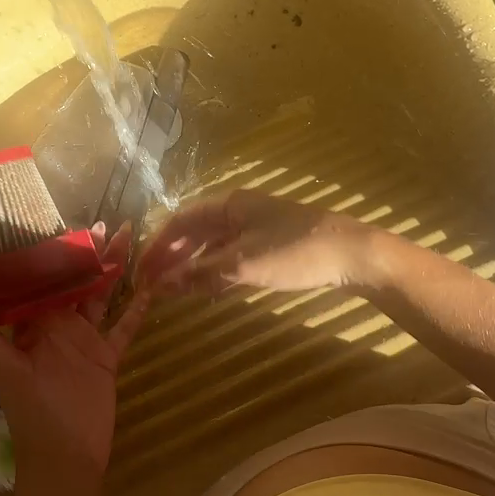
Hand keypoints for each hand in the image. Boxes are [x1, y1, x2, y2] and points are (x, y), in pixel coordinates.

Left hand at [0, 223, 147, 486]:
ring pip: (100, 295)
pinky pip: (124, 326)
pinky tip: (151, 284)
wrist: (66, 458)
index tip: (60, 226)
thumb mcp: (1, 369)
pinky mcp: (108, 357)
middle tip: (102, 224)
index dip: (47, 254)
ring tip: (127, 238)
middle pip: (72, 282)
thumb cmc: (32, 413)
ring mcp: (84, 340)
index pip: (37, 280)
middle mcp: (57, 326)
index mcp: (29, 326)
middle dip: (85, 254)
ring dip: (112, 269)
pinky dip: (137, 306)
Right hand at [137, 189, 378, 294]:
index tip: (141, 273)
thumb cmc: (296, 252)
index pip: (180, 221)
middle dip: (172, 257)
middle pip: (195, 231)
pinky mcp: (273, 245)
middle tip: (152, 285)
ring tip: (174, 291)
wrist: (353, 254)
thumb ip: (201, 273)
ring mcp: (258, 227)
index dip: (158, 247)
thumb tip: (162, 284)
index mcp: (229, 205)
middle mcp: (240, 210)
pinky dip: (216, 271)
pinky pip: (233, 255)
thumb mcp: (243, 265)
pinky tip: (210, 290)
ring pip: (214, 244)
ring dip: (192, 266)